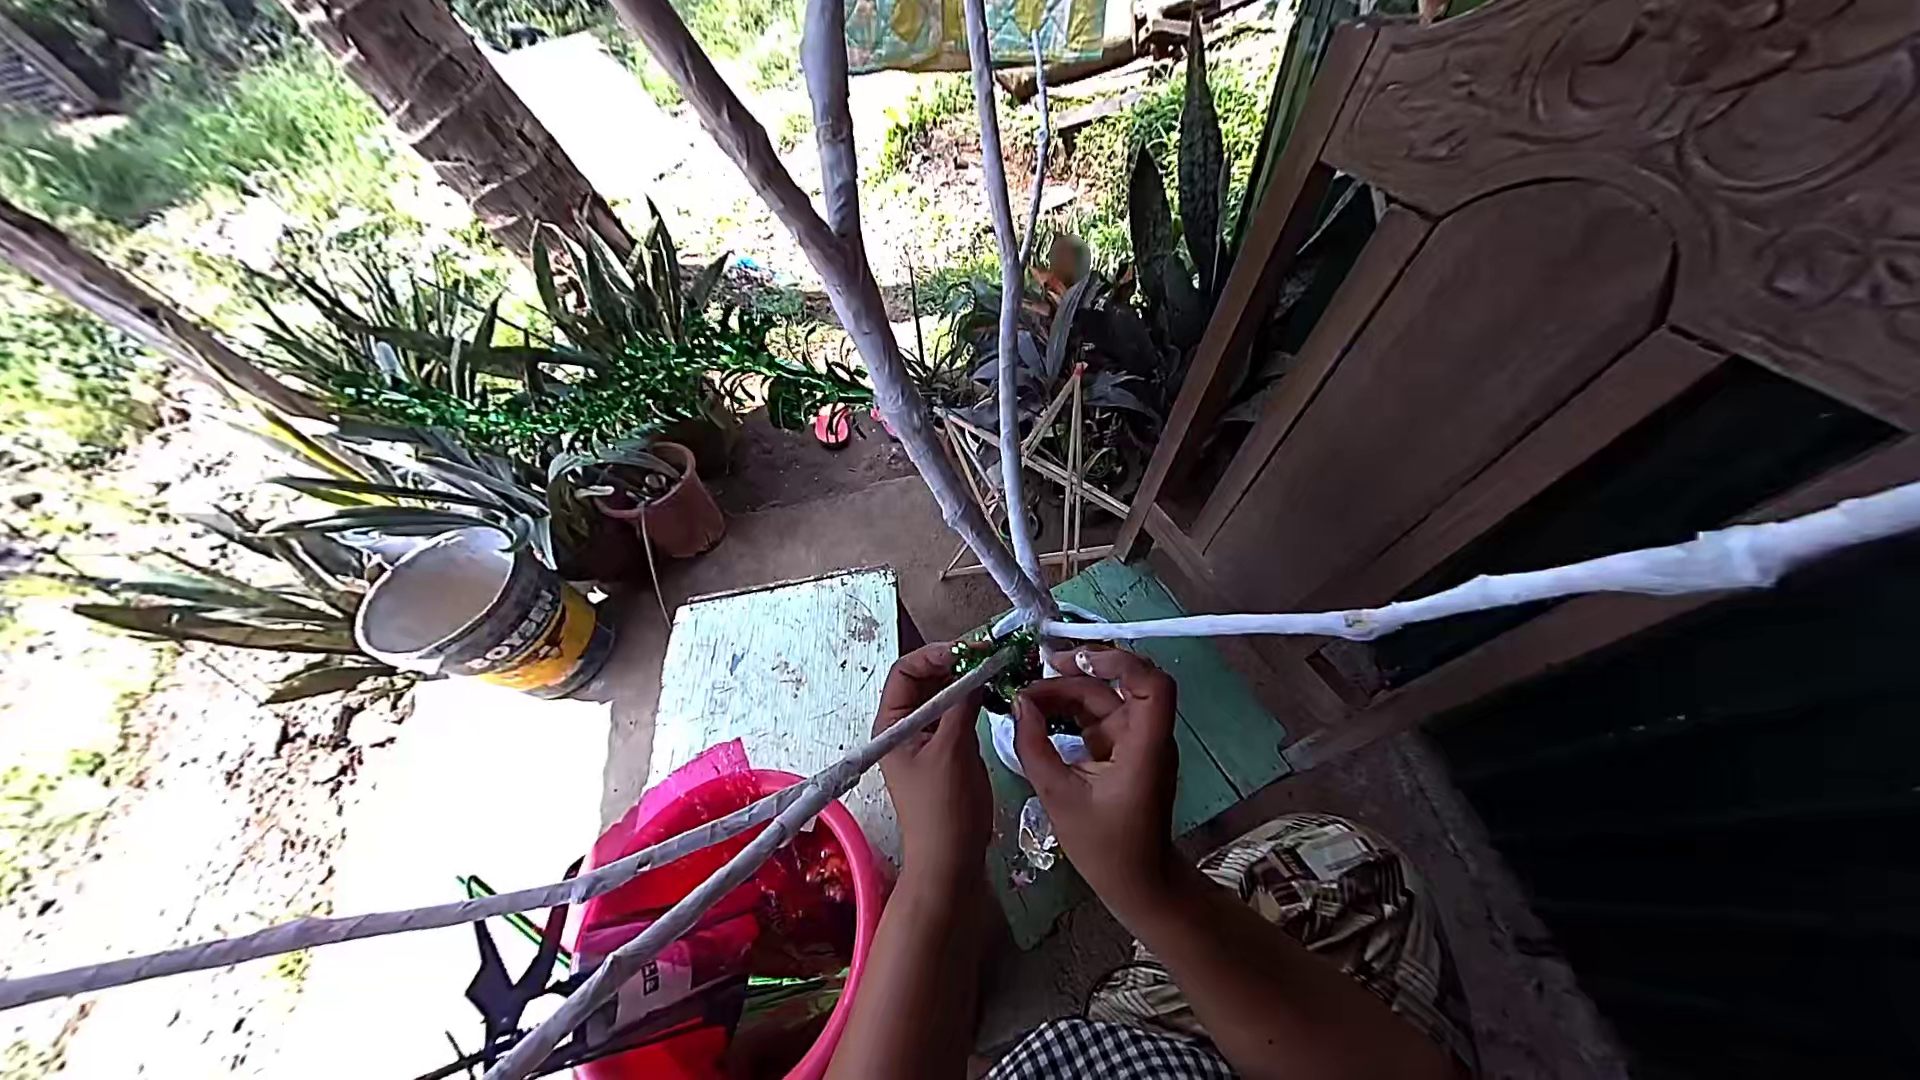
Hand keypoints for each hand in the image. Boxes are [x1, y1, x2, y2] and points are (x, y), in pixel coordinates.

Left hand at [873, 642, 990, 880]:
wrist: (952, 863)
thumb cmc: (944, 808)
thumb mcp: (953, 749)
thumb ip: (962, 704)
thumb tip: (977, 669)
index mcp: (891, 724)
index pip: (906, 672)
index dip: (934, 655)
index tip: (967, 651)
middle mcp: (904, 727)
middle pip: (926, 680)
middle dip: (954, 665)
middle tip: (987, 656)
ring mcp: (925, 739)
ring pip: (943, 696)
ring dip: (965, 681)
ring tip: (993, 670)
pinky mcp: (946, 750)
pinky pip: (956, 714)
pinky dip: (972, 701)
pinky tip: (991, 695)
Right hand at [1013, 647, 1179, 915]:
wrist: (1137, 882)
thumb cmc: (1106, 846)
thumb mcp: (1059, 797)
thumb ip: (1034, 747)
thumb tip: (1018, 703)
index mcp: (1146, 746)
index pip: (1152, 684)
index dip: (1119, 662)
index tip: (1075, 661)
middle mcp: (1145, 733)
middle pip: (1119, 682)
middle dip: (1077, 671)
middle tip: (1036, 672)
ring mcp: (1133, 738)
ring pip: (1102, 695)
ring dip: (1066, 690)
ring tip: (1026, 697)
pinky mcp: (1120, 746)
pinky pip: (1095, 714)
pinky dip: (1067, 708)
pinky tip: (1038, 712)